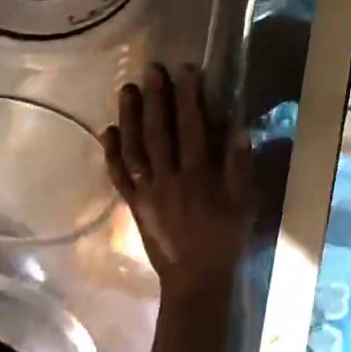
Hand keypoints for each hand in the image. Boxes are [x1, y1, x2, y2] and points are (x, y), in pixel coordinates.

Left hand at [104, 64, 252, 295]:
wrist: (194, 282)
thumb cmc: (224, 238)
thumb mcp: (242, 204)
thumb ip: (240, 168)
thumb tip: (240, 130)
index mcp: (197, 177)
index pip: (190, 128)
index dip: (188, 98)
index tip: (186, 71)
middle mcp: (167, 180)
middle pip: (158, 132)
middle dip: (155, 98)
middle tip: (151, 69)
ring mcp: (146, 193)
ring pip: (134, 149)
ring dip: (129, 117)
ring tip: (127, 89)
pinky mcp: (133, 205)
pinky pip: (119, 176)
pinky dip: (111, 153)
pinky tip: (108, 130)